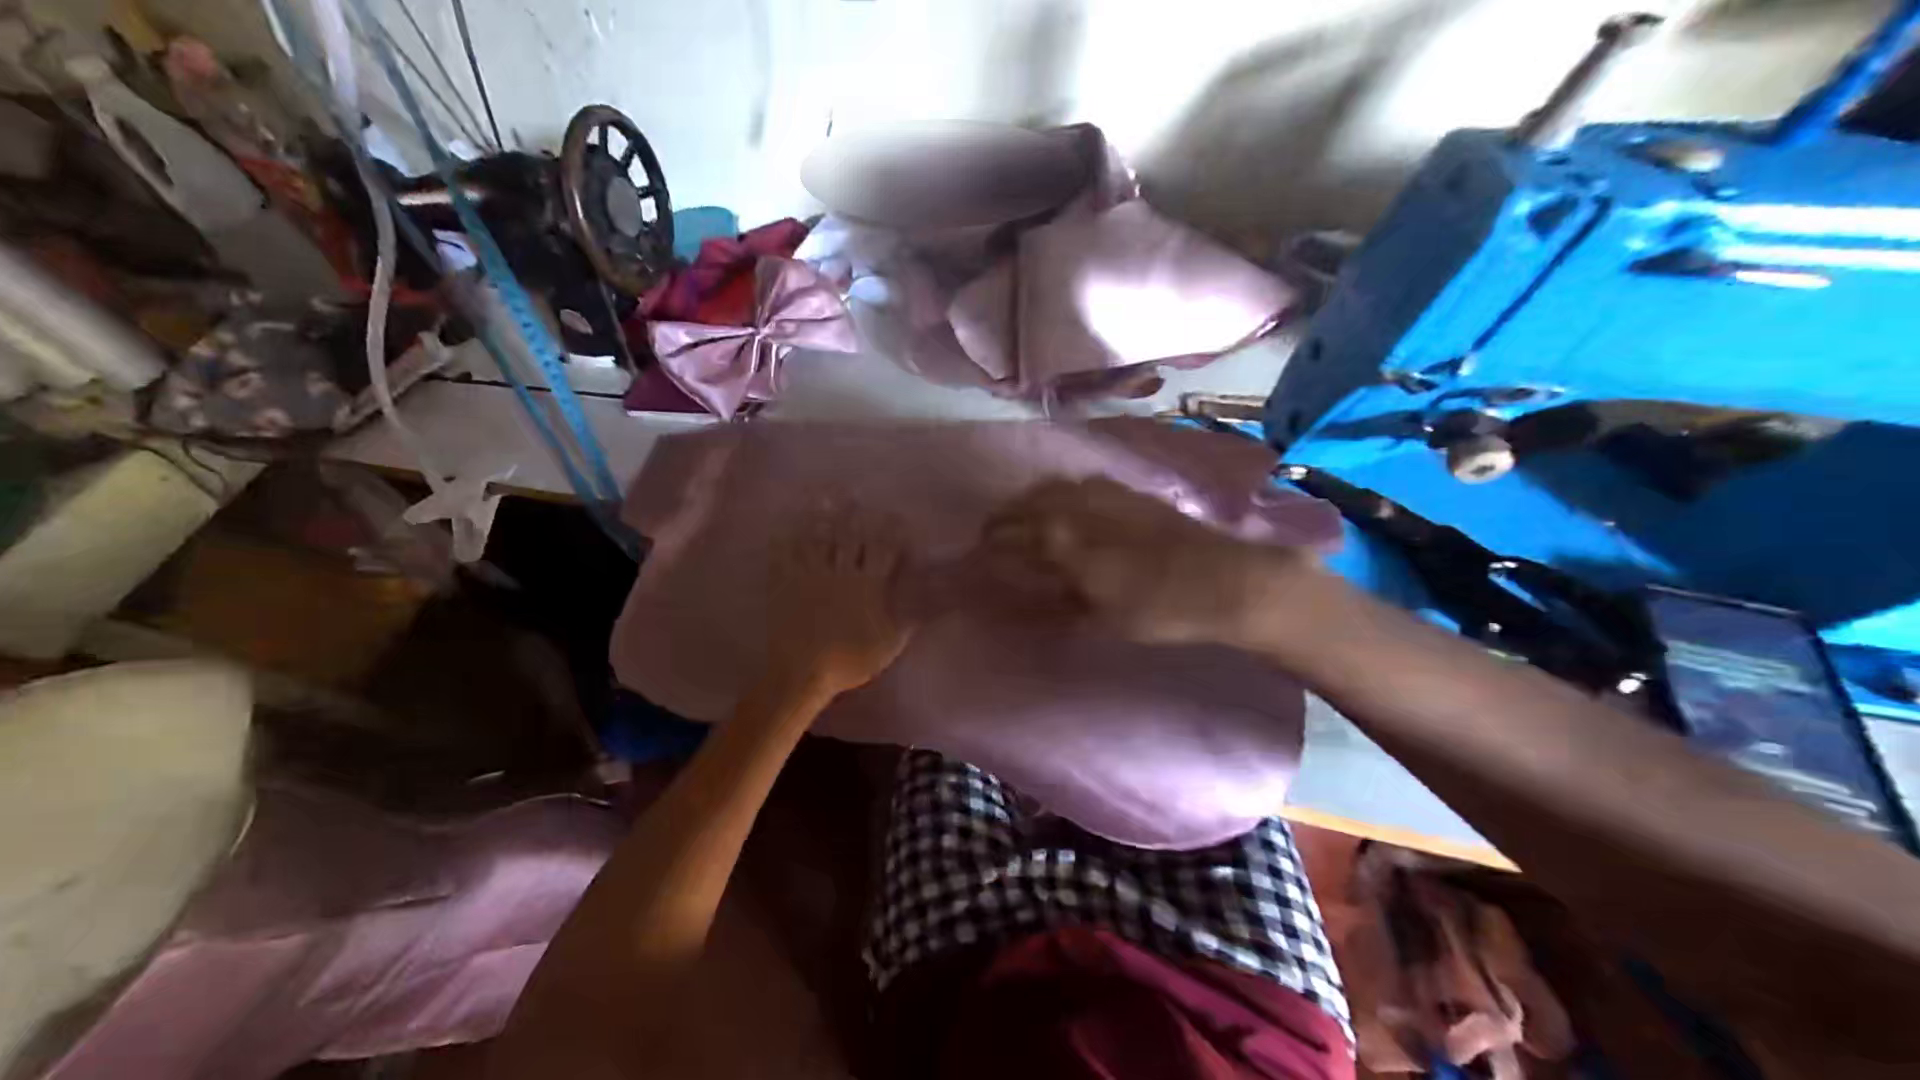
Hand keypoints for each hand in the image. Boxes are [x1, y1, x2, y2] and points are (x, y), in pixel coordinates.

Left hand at [763, 501, 916, 698]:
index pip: (884, 548)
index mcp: (869, 585)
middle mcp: (841, 572)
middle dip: (855, 514)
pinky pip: (784, 553)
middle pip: (850, 536)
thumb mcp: (890, 643)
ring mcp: (810, 575)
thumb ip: (909, 616)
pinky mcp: (784, 583)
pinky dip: (785, 536)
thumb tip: (928, 595)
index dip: (891, 530)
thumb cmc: (851, 661)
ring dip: (822, 515)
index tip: (896, 516)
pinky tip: (785, 522)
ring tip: (824, 496)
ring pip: (818, 537)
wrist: (803, 673)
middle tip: (855, 494)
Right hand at [980, 477, 1314, 646]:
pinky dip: (1062, 492)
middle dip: (1004, 518)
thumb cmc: (1159, 609)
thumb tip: (1030, 596)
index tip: (978, 554)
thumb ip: (1059, 604)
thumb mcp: (1101, 619)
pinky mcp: (1130, 493)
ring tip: (1023, 517)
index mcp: (1066, 541)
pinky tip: (1067, 503)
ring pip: (1053, 489)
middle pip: (1028, 504)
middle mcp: (1079, 508)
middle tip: (992, 533)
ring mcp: (1107, 495)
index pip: (1012, 535)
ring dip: (1030, 501)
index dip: (992, 544)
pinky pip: (1082, 484)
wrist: (1225, 580)